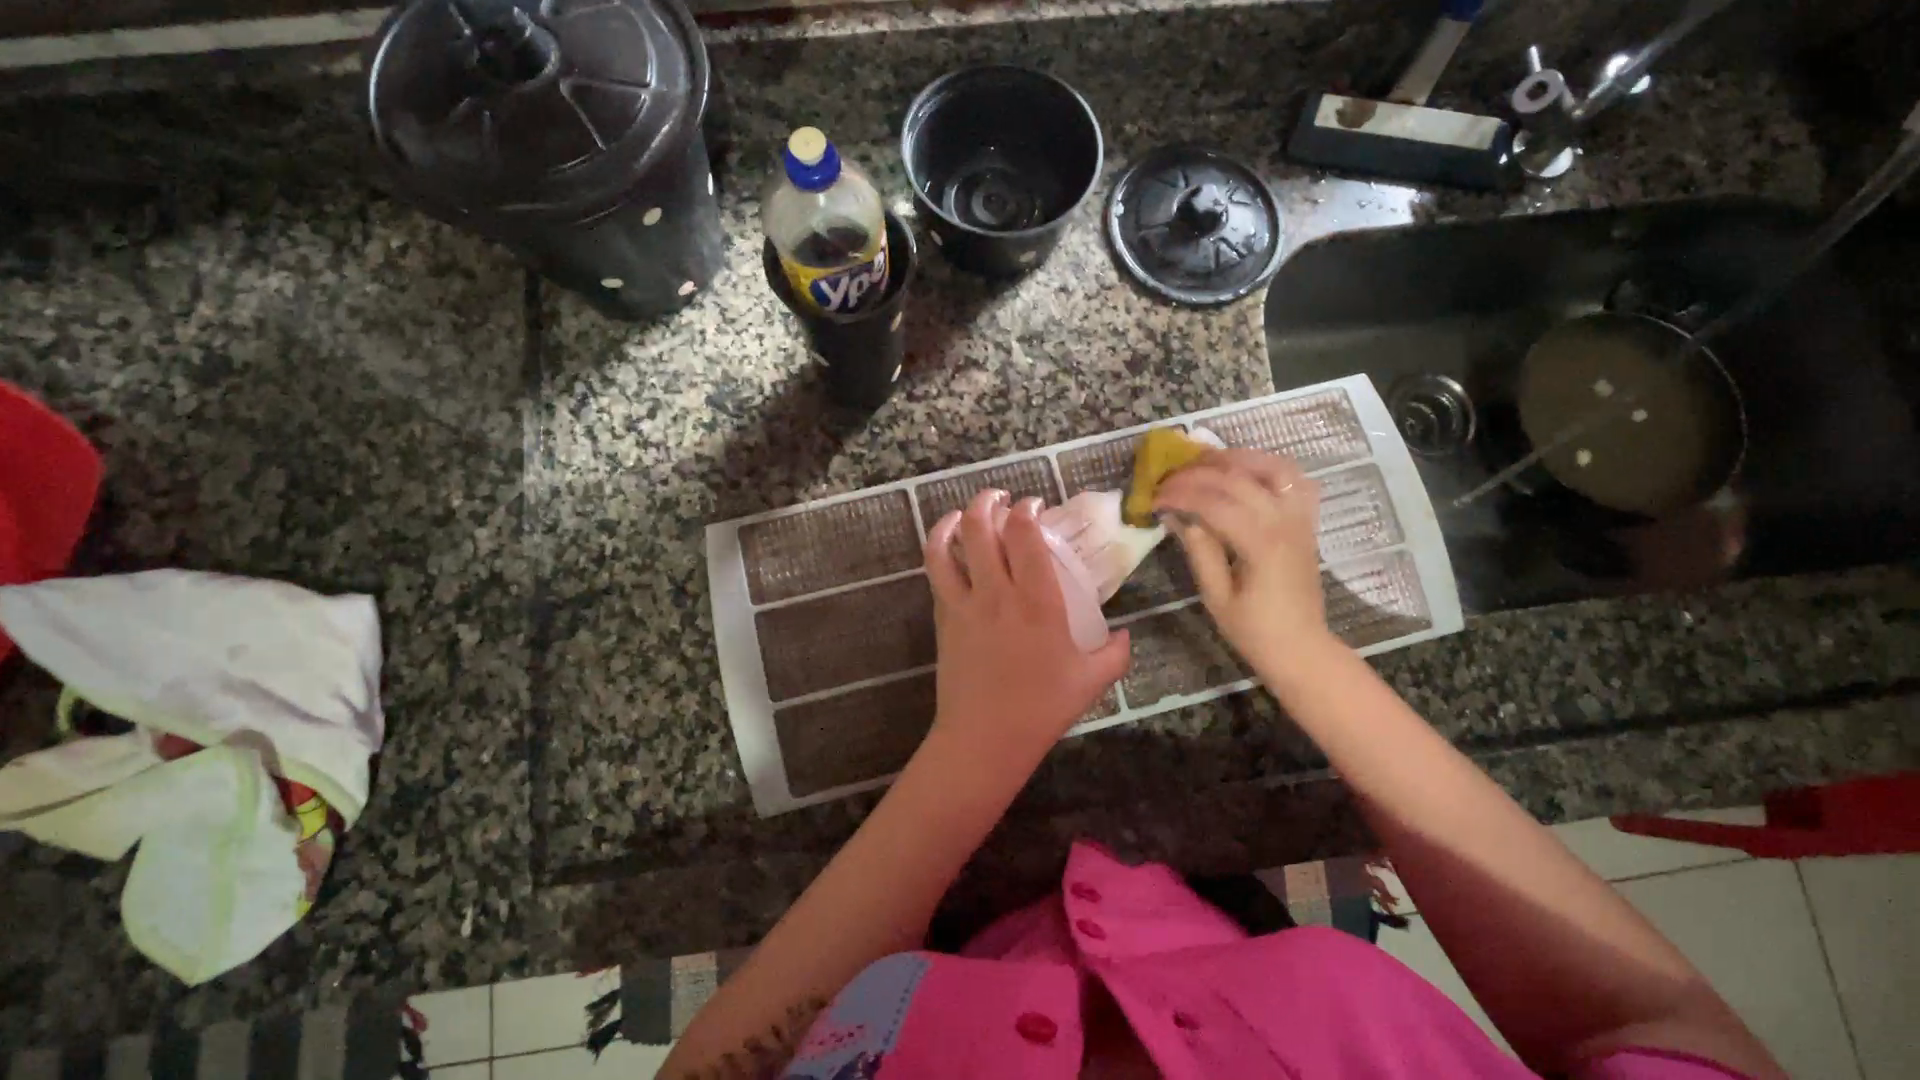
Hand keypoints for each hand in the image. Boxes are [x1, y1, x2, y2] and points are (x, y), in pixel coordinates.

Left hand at [923, 489, 1129, 764]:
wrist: (985, 739)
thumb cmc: (1042, 709)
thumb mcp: (1091, 682)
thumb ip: (1114, 654)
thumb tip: (1125, 635)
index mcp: (1039, 601)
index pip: (1025, 535)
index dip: (1027, 510)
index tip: (1035, 506)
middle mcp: (998, 593)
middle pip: (981, 528)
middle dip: (988, 502)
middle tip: (1001, 499)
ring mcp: (964, 605)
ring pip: (948, 546)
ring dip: (954, 520)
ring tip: (963, 513)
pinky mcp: (943, 620)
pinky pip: (935, 575)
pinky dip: (939, 552)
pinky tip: (947, 550)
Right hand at [1153, 449, 1337, 676]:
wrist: (1301, 647)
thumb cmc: (1254, 630)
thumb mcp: (1217, 596)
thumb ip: (1199, 550)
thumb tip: (1177, 516)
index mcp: (1261, 544)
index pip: (1213, 502)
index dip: (1179, 495)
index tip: (1154, 499)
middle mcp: (1284, 521)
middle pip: (1237, 478)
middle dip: (1196, 473)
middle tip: (1168, 480)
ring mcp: (1300, 517)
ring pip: (1271, 466)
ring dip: (1235, 458)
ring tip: (1203, 461)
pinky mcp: (1306, 520)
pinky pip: (1294, 478)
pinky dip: (1268, 466)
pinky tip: (1244, 470)